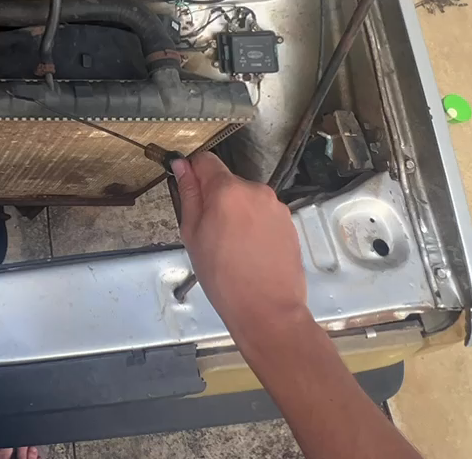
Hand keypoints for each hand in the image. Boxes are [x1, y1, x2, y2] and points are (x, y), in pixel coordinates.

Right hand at [172, 151, 310, 345]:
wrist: (269, 312)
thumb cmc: (223, 277)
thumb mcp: (192, 234)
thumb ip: (188, 195)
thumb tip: (182, 166)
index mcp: (227, 190)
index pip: (205, 160)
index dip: (193, 172)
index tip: (189, 190)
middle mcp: (255, 190)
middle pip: (227, 181)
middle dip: (215, 197)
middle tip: (210, 229)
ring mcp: (276, 206)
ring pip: (245, 197)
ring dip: (236, 210)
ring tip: (232, 243)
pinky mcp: (289, 222)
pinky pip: (263, 212)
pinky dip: (254, 223)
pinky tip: (251, 249)